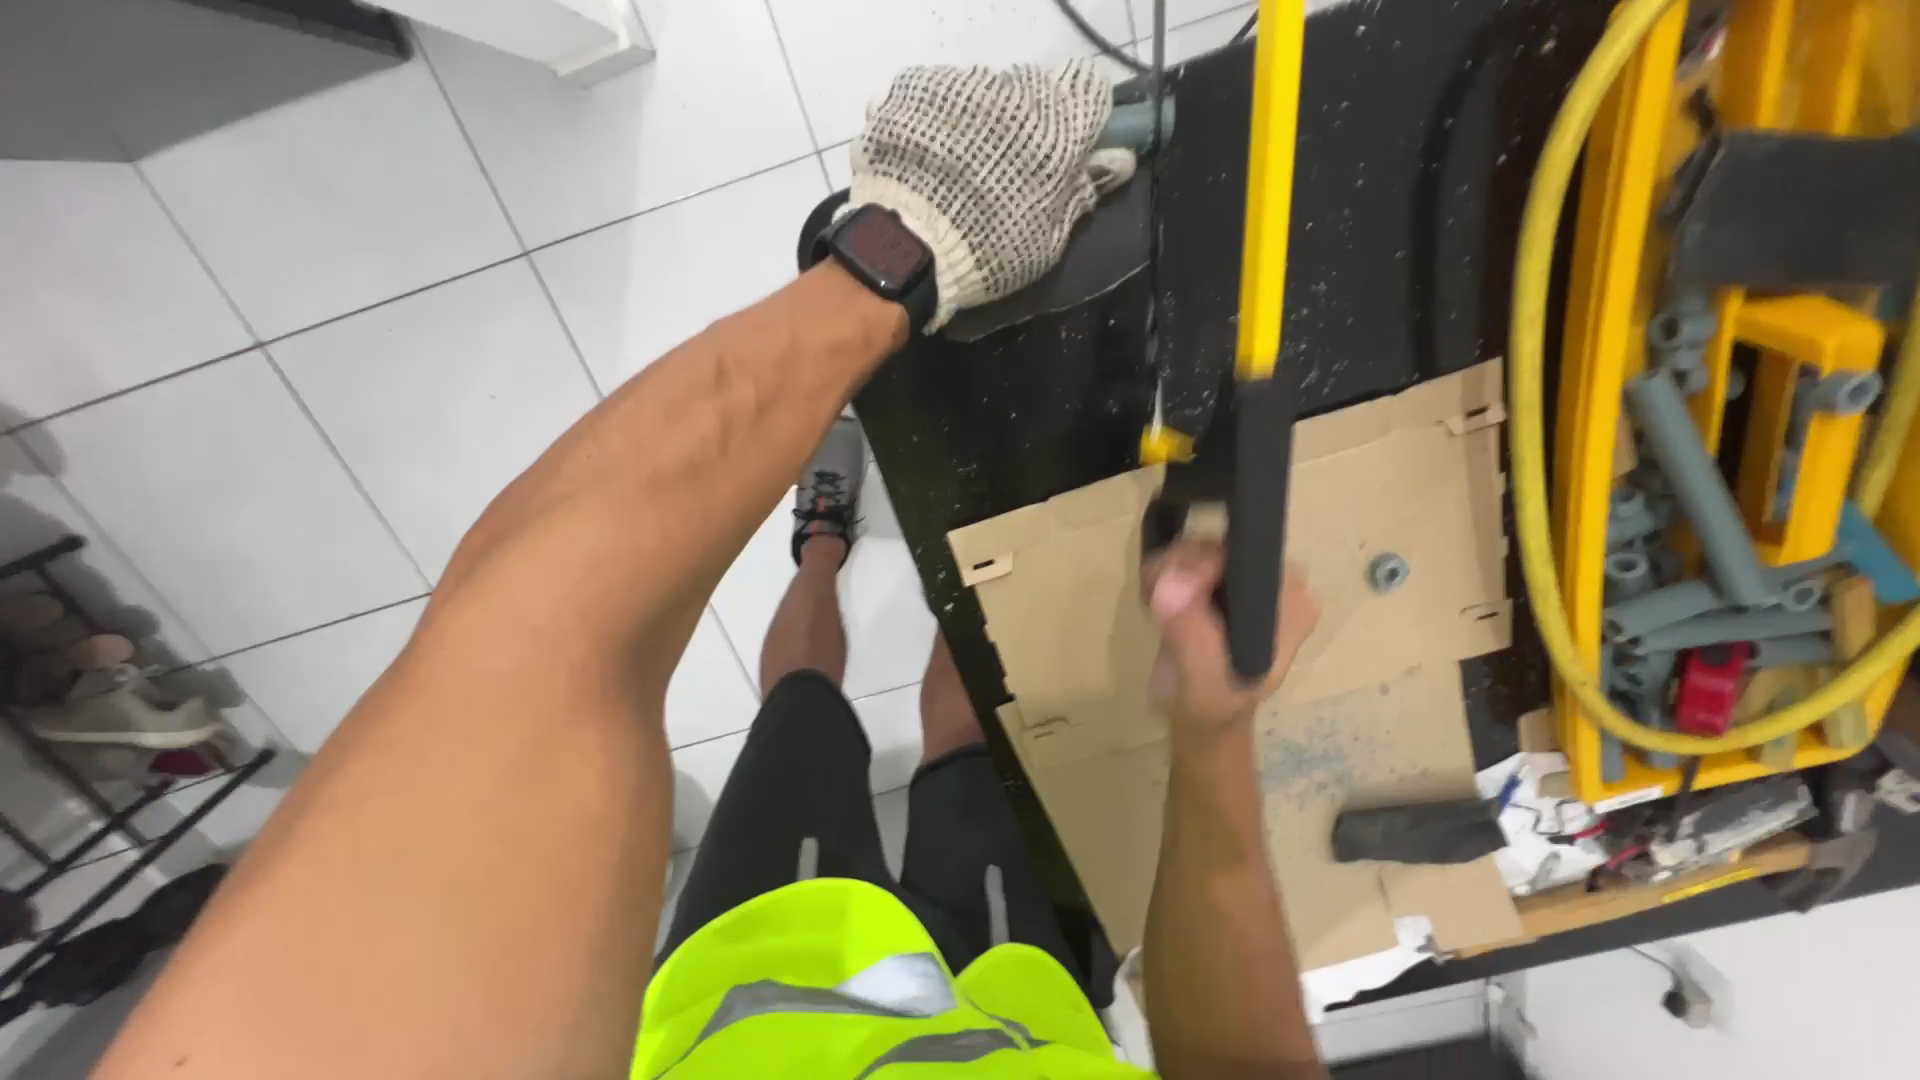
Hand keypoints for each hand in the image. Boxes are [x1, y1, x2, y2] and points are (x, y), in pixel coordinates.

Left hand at [852, 62, 1136, 330]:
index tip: (1067, 150)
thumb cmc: (989, 250)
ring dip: (980, 120)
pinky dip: (937, 121)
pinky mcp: (915, 89)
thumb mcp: (1048, 238)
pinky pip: (938, 95)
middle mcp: (1014, 91)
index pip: (1089, 90)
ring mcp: (962, 85)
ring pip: (985, 92)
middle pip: (1033, 90)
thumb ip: (1083, 192)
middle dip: (1027, 122)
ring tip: (957, 169)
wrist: (908, 246)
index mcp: (1058, 126)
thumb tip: (1120, 160)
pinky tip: (925, 159)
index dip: (1079, 119)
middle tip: (1006, 170)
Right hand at [1141, 540, 1319, 737]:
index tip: (1176, 591)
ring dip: (1164, 572)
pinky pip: (1181, 556)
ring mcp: (1242, 580)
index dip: (1205, 562)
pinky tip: (1158, 605)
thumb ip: (1191, 631)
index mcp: (1290, 604)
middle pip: (1217, 544)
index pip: (1248, 553)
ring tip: (1158, 612)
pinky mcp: (1215, 580)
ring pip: (1194, 546)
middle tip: (1160, 605)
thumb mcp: (1202, 678)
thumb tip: (1170, 584)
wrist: (1200, 722)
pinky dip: (1160, 574)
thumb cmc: (1210, 706)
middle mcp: (1273, 584)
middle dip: (1179, 569)